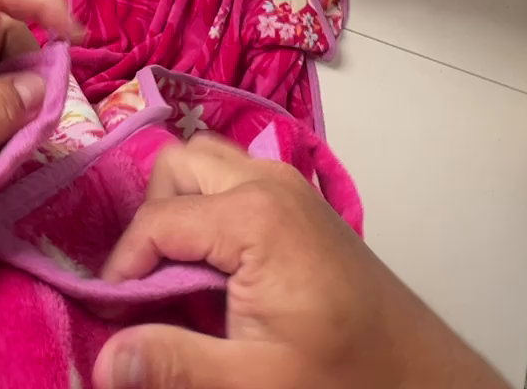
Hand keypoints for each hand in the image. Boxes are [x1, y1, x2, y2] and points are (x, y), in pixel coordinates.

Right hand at [95, 135, 505, 388]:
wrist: (425, 377)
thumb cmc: (344, 376)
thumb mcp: (256, 384)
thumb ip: (174, 365)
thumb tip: (102, 362)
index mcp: (253, 215)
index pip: (159, 220)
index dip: (124, 264)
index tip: (112, 310)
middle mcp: (267, 179)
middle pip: (178, 165)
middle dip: (152, 216)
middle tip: (150, 280)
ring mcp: (287, 182)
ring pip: (205, 160)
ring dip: (180, 203)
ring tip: (178, 268)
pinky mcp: (298, 196)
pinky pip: (233, 174)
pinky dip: (209, 202)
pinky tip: (215, 259)